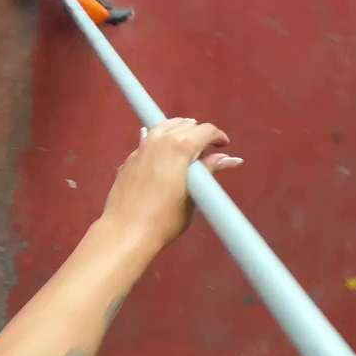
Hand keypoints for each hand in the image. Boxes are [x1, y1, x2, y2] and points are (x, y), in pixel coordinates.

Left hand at [98, 118, 238, 249]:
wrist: (126, 229)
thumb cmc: (166, 217)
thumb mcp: (194, 196)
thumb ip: (209, 172)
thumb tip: (230, 159)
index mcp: (180, 147)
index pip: (204, 130)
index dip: (217, 136)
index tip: (223, 146)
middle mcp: (159, 141)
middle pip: (183, 125)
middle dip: (198, 133)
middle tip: (206, 149)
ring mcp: (140, 149)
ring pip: (162, 128)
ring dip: (177, 131)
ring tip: (187, 144)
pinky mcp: (128, 160)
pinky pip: (146, 141)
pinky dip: (158, 141)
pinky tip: (161, 149)